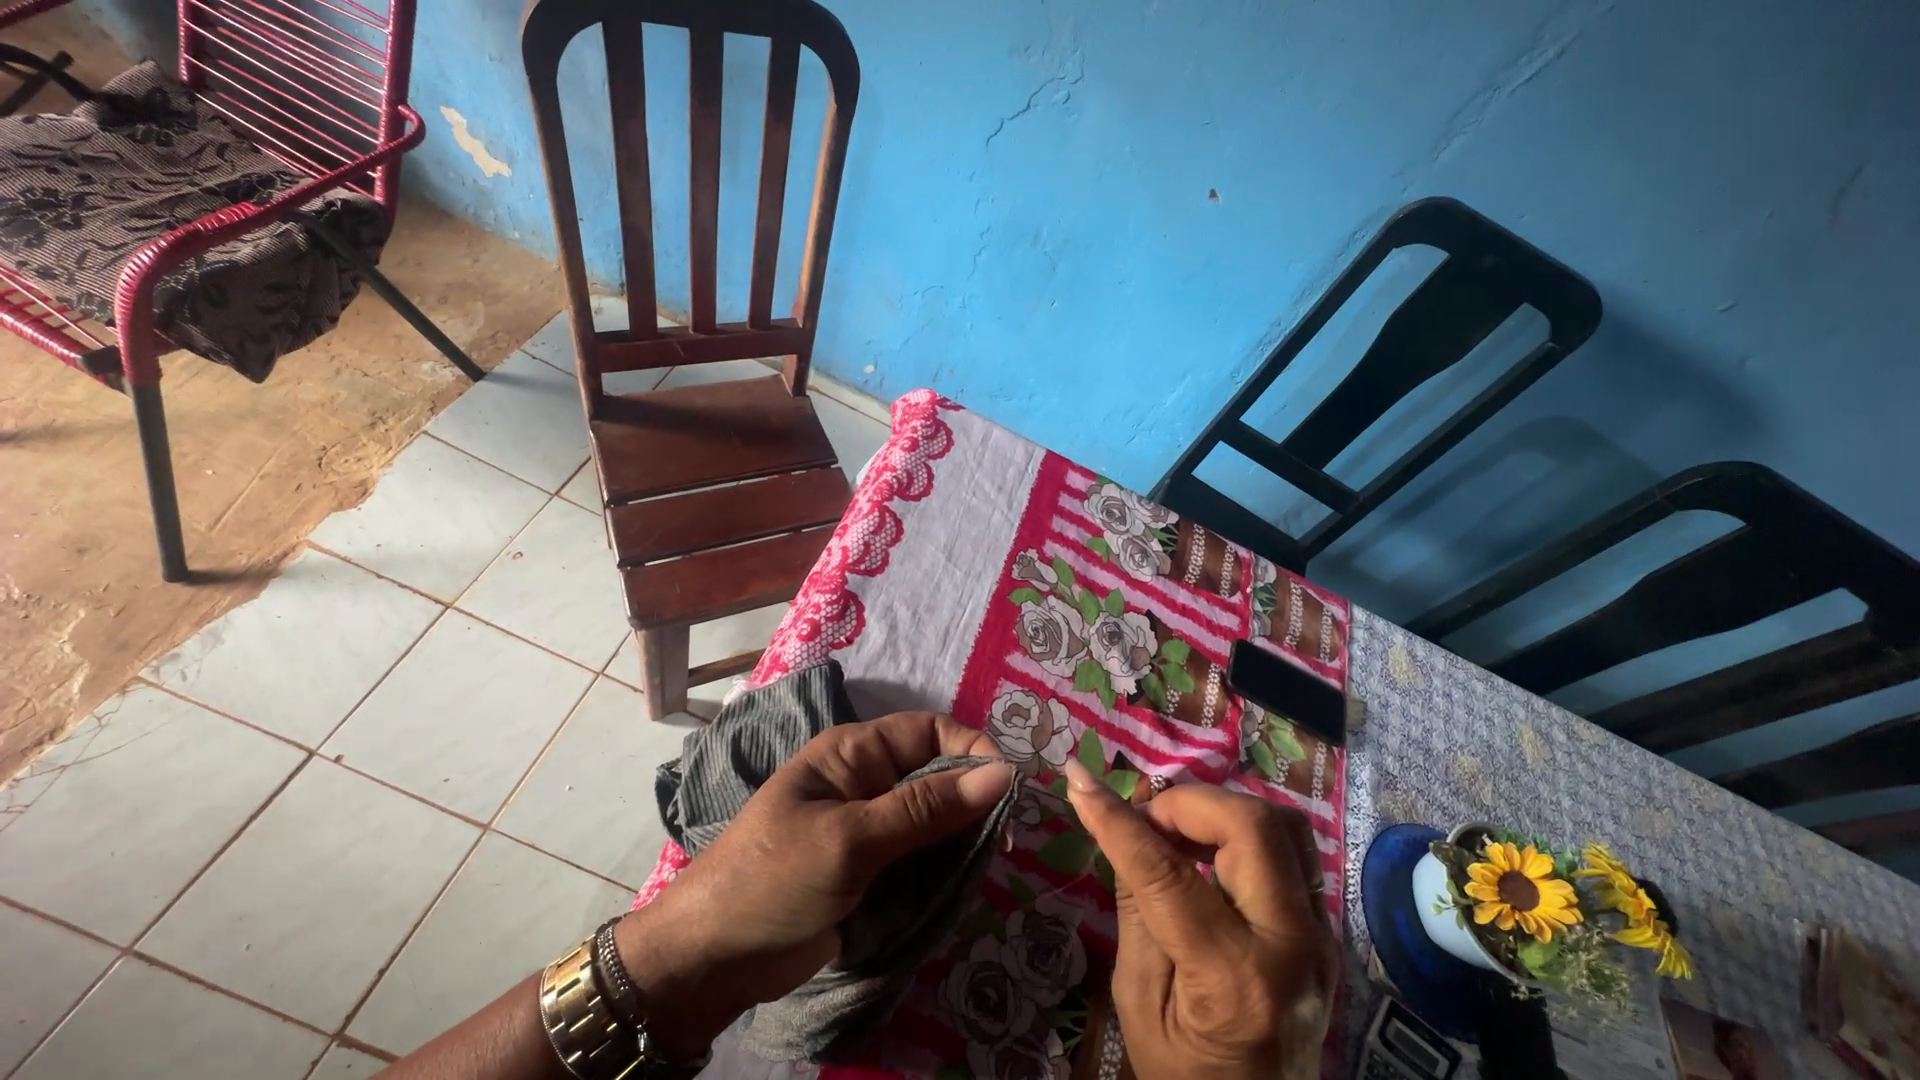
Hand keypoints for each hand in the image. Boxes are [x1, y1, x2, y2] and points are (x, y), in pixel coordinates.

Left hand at [616, 712, 1012, 1059]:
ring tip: (992, 862)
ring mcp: (869, 827)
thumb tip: (1003, 774)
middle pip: (937, 773)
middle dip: (973, 798)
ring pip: (934, 818)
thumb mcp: (852, 838)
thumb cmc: (774, 880)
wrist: (715, 958)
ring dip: (963, 836)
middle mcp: (866, 782)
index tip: (1008, 790)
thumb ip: (926, 808)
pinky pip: (921, 855)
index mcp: (854, 754)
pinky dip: (945, 865)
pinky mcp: (871, 869)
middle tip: (1007, 837)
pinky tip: (967, 881)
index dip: (972, 751)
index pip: (930, 731)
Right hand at [1064, 760, 1337, 1079]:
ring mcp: (1321, 937)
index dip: (1117, 822)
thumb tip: (1123, 828)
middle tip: (1146, 819)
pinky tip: (1207, 853)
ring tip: (1176, 831)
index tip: (1079, 781)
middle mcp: (1292, 948)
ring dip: (1221, 811)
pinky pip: (1290, 852)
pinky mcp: (1326, 930)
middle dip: (1188, 803)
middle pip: (1252, 826)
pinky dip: (1242, 833)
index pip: (1168, 875)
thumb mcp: (1139, 1005)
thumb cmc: (1184, 1076)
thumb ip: (1137, 911)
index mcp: (1234, 981)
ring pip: (1283, 826)